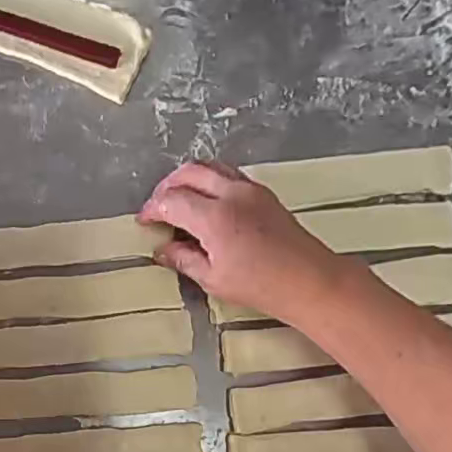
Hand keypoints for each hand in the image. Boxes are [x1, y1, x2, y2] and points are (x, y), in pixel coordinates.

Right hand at [138, 162, 354, 323]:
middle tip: (156, 208)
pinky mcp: (262, 192)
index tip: (144, 222)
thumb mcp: (211, 278)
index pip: (171, 200)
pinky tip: (203, 204)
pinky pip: (227, 174)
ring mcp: (250, 189)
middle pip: (189, 172)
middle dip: (166, 187)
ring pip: (209, 167)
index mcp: (215, 217)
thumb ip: (182, 258)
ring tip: (177, 202)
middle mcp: (232, 194)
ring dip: (187, 179)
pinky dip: (207, 181)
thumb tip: (162, 250)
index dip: (152, 209)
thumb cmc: (258, 285)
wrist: (307, 278)